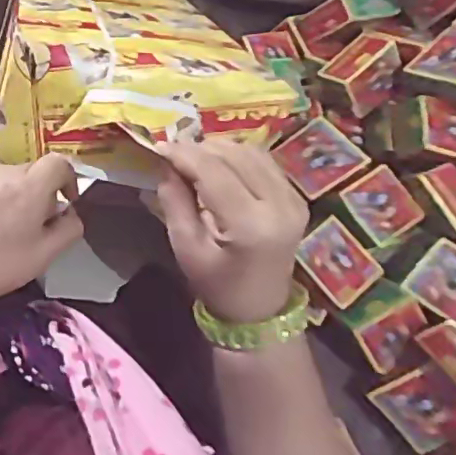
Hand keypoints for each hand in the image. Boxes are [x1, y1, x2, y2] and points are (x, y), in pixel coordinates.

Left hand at [0, 156, 84, 301]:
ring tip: (8, 223)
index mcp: (29, 187)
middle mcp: (6, 171)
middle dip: (42, 191)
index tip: (65, 201)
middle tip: (34, 223)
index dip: (68, 179)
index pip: (59, 163)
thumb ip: (69, 228)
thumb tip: (70, 212)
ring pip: (13, 175)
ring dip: (19, 192)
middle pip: (35, 170)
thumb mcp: (45, 255)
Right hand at [156, 140, 307, 323]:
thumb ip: (175, 202)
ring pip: (252, 152)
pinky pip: (264, 161)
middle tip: (173, 153)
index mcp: (251, 225)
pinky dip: (237, 155)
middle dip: (200, 148)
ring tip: (193, 158)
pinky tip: (217, 164)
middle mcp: (280, 205)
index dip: (184, 154)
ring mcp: (294, 199)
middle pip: (235, 155)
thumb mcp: (185, 247)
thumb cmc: (216, 283)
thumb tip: (167, 164)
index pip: (214, 172)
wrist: (258, 307)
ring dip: (218, 148)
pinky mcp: (297, 197)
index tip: (158, 146)